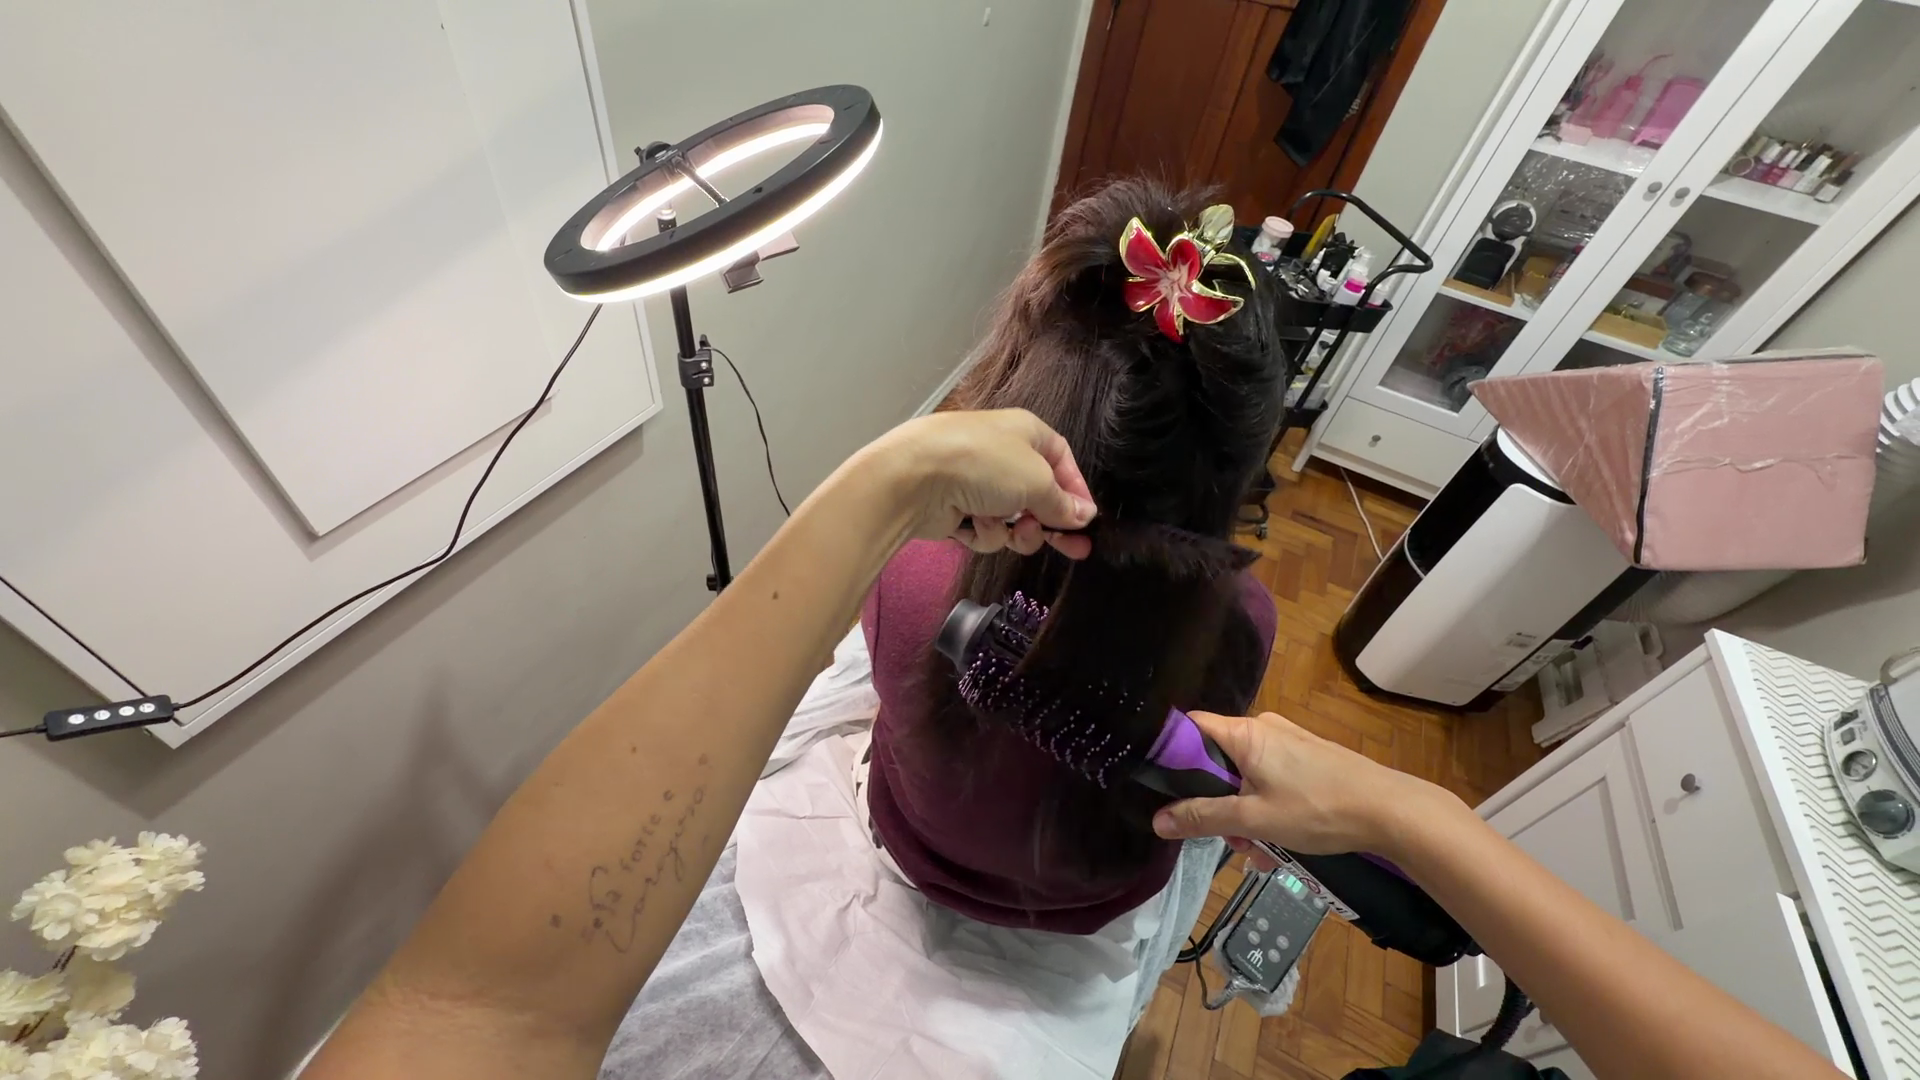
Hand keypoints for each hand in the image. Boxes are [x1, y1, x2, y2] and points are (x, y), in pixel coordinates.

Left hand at [873, 409, 1096, 557]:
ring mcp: (977, 483)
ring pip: (1014, 519)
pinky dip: (985, 532)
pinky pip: (986, 529)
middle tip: (1072, 550)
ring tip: (1015, 531)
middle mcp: (1003, 455)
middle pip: (1039, 496)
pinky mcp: (957, 509)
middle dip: (1051, 523)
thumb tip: (1083, 515)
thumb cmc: (983, 463)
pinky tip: (975, 525)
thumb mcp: (1037, 481)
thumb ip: (1062, 503)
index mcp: (1026, 432)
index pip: (1062, 462)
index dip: (1076, 492)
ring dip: (1018, 531)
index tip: (1087, 522)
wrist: (915, 477)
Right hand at [1149, 710, 1458, 858]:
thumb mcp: (1255, 819)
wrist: (1394, 812)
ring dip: (1246, 816)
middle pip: (1217, 760)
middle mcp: (1262, 728)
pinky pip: (1270, 779)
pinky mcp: (1307, 758)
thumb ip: (1204, 818)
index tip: (1169, 791)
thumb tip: (1157, 820)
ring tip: (1264, 853)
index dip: (1173, 755)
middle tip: (1233, 840)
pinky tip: (1282, 844)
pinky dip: (1268, 809)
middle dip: (1218, 804)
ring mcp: (1288, 742)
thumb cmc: (1318, 808)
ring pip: (1245, 777)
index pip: (1189, 728)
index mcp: (1244, 732)